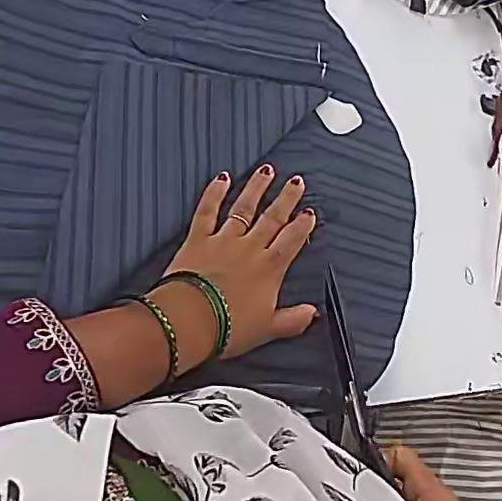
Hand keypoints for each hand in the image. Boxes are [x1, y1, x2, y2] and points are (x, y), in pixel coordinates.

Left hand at [154, 166, 318, 369]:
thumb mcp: (269, 328)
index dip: (303, 226)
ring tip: (267, 171)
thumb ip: (293, 319)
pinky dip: (215, 193)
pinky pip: (208, 211)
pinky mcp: (198, 240)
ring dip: (257, 188)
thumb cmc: (227, 327)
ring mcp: (224, 240)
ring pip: (245, 207)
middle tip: (296, 183)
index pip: (292, 240)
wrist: (190, 321)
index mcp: (270, 269)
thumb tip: (311, 315)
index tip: (309, 214)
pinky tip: (222, 179)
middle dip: (287, 198)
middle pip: (273, 218)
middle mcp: (250, 249)